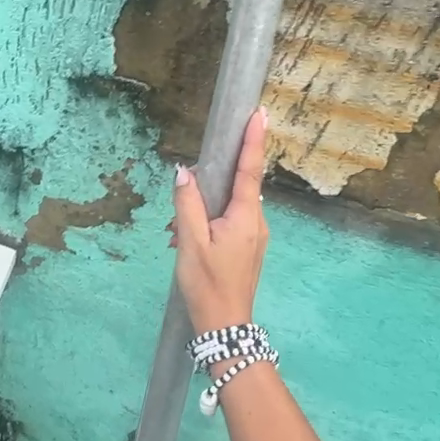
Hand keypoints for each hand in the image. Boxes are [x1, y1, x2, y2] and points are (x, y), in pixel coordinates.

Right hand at [168, 106, 270, 333]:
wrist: (225, 327)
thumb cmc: (206, 283)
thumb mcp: (190, 243)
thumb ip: (187, 205)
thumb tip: (183, 173)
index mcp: (246, 217)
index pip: (249, 170)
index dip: (253, 140)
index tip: (259, 113)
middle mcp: (257, 222)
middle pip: (238, 185)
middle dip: (212, 180)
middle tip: (186, 195)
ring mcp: (255, 235)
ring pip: (231, 204)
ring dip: (205, 206)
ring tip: (179, 231)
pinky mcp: (248, 246)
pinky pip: (230, 219)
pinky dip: (209, 219)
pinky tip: (187, 237)